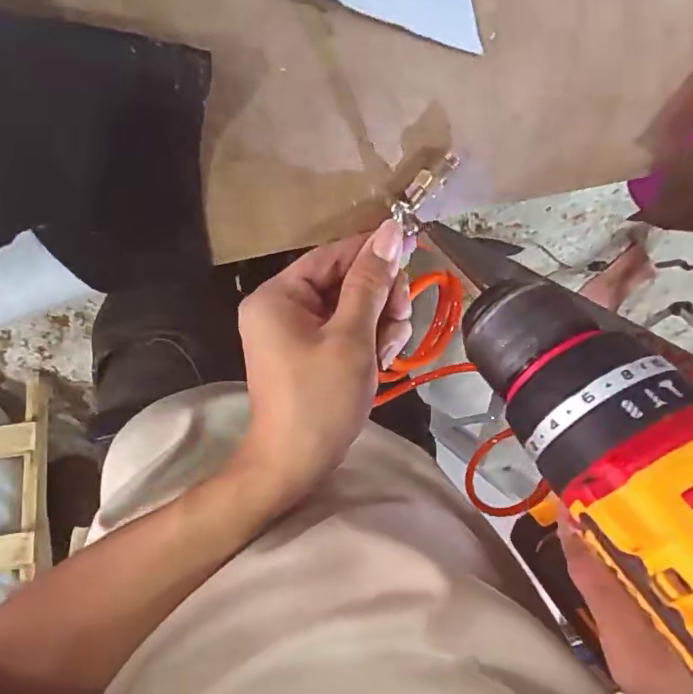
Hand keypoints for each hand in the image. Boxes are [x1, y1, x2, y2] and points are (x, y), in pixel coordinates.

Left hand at [233, 219, 413, 500]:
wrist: (294, 462)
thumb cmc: (320, 399)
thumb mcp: (352, 337)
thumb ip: (371, 282)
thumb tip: (392, 230)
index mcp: (277, 296)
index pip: (332, 254)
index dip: (374, 253)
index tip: (415, 253)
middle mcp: (278, 308)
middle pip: (344, 280)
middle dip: (379, 299)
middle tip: (397, 324)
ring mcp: (291, 333)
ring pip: (350, 307)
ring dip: (378, 323)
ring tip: (386, 353)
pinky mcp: (305, 354)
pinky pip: (342, 331)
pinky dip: (366, 341)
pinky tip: (379, 361)